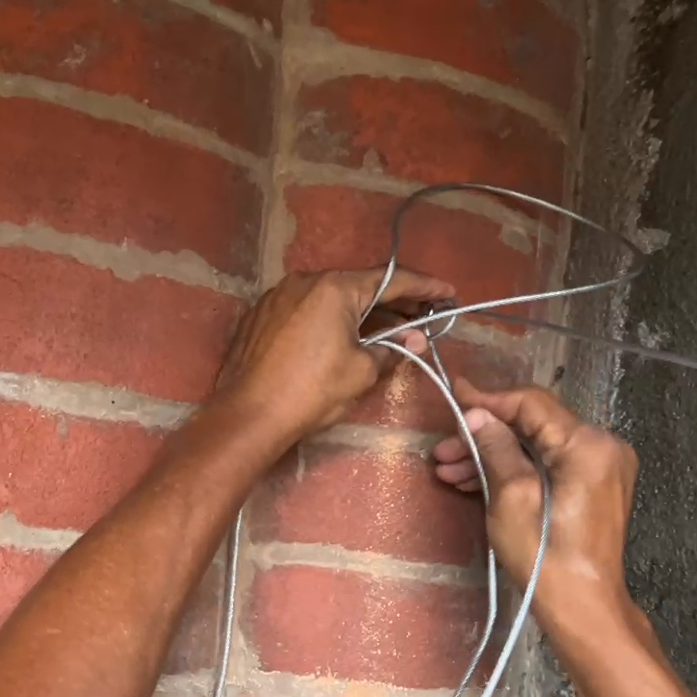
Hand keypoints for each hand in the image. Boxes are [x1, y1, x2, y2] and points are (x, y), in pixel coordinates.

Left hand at [217, 268, 452, 443]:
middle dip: (393, 301)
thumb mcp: (361, 372)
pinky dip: (328, 320)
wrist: (247, 415)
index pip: (391, 280)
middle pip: (358, 286)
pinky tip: (342, 336)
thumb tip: (413, 340)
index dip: (425, 286)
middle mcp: (304, 281)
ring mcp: (277, 297)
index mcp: (334, 288)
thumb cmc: (310, 392)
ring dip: (359, 312)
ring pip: (329, 299)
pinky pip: (304, 311)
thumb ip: (391, 349)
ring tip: (388, 328)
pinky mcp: (259, 317)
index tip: (448, 293)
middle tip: (423, 313)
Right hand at [432, 380, 637, 628]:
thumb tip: (476, 415)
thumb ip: (497, 448)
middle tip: (442, 449)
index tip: (453, 392)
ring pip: (536, 446)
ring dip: (492, 453)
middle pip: (533, 424)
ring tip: (448, 470)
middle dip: (484, 433)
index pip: (531, 404)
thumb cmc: (543, 554)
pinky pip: (546, 464)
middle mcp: (602, 447)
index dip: (488, 399)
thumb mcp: (511, 496)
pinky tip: (474, 481)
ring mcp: (600, 468)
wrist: (582, 605)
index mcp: (587, 444)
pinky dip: (512, 469)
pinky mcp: (592, 486)